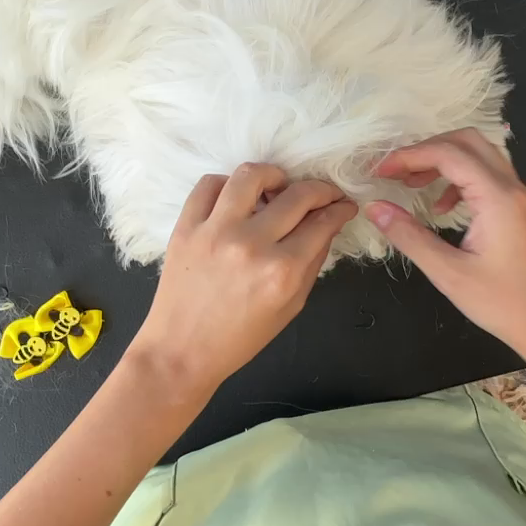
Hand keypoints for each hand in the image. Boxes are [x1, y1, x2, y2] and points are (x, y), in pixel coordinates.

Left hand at [128, 164, 357, 394]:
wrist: (182, 350)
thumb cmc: (240, 337)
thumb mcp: (290, 307)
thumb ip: (312, 263)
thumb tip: (327, 226)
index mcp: (282, 271)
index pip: (322, 223)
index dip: (339, 209)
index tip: (343, 205)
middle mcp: (251, 245)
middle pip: (297, 195)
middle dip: (320, 190)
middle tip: (322, 196)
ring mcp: (215, 231)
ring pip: (251, 175)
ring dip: (273, 176)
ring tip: (277, 188)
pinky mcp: (185, 227)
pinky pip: (209, 185)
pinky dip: (227, 185)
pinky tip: (236, 200)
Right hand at [364, 129, 525, 369]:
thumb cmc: (503, 304)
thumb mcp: (448, 273)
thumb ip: (409, 236)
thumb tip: (375, 208)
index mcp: (497, 198)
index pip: (447, 154)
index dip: (408, 156)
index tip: (378, 171)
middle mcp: (512, 188)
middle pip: (467, 142)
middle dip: (426, 149)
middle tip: (395, 171)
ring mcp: (520, 198)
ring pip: (479, 156)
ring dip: (443, 161)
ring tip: (412, 184)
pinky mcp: (521, 211)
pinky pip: (487, 177)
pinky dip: (458, 179)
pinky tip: (441, 208)